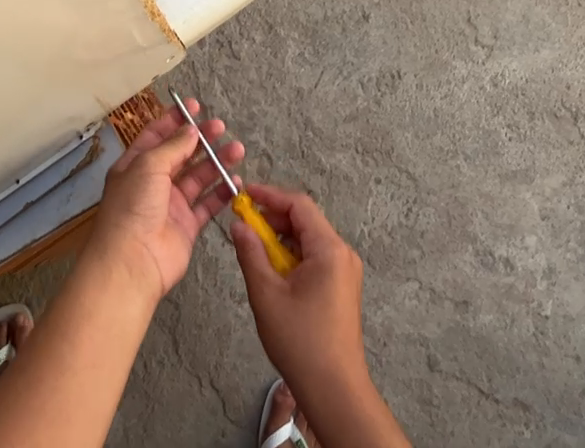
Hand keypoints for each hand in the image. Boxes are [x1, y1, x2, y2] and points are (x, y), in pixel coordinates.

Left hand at [88, 100, 243, 303]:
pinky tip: (236, 182)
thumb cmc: (132, 208)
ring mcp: (171, 205)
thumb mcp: (148, 166)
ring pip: (198, 177)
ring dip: (217, 162)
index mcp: (135, 165)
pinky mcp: (187, 226)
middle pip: (181, 154)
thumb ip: (173, 146)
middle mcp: (153, 183)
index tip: (195, 107)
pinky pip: (207, 205)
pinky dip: (222, 193)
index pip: (156, 136)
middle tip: (221, 127)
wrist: (132, 262)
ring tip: (237, 150)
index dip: (175, 120)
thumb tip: (191, 130)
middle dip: (201, 139)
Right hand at [230, 184, 369, 398]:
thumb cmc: (300, 341)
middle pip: (306, 220)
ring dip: (281, 239)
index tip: (243, 195)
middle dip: (273, 219)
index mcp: (329, 249)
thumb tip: (239, 225)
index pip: (299, 205)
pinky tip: (273, 272)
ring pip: (309, 239)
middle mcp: (343, 253)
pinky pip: (315, 257)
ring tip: (254, 251)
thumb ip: (251, 253)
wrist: (334, 388)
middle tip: (243, 226)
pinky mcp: (342, 287)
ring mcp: (345, 271)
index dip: (269, 195)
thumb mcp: (266, 294)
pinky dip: (292, 256)